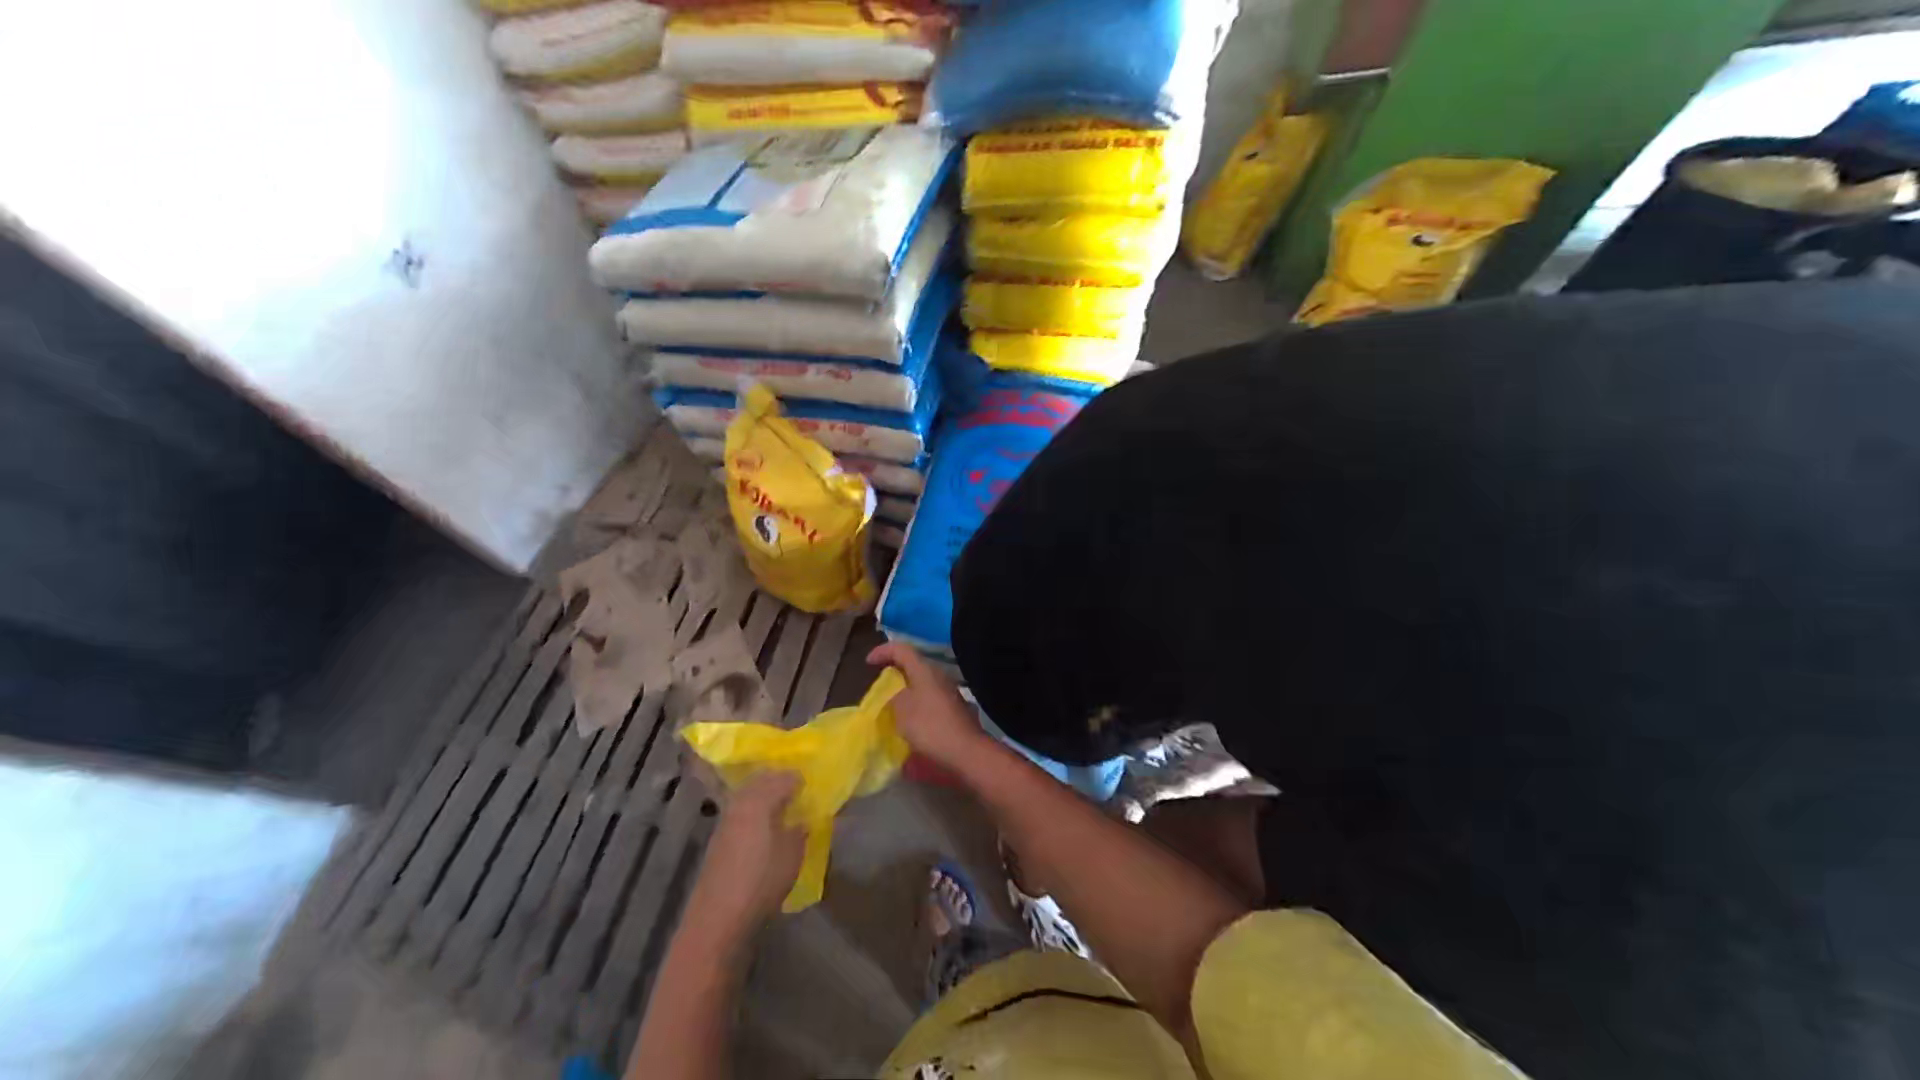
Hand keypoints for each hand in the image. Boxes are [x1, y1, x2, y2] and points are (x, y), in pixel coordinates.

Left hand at [695, 771, 805, 929]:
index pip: (783, 778)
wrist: (718, 918)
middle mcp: (739, 803)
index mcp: (759, 800)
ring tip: (784, 806)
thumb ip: (800, 830)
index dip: (799, 779)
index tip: (812, 785)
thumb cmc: (761, 880)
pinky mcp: (719, 839)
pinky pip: (741, 811)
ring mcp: (726, 820)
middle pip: (761, 781)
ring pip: (748, 795)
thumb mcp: (792, 854)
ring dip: (765, 795)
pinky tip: (765, 825)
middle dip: (779, 781)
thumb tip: (802, 818)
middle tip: (798, 790)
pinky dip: (755, 811)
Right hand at [869, 643, 991, 770]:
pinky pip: (929, 697)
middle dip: (895, 671)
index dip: (883, 651)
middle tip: (880, 684)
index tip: (868, 662)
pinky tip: (910, 719)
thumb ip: (893, 697)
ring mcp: (949, 691)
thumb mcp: (901, 710)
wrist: (965, 750)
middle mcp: (939, 674)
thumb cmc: (929, 726)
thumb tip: (895, 694)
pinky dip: (916, 702)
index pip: (901, 649)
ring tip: (892, 704)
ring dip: (906, 689)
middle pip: (913, 664)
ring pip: (922, 682)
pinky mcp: (954, 707)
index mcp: (924, 669)